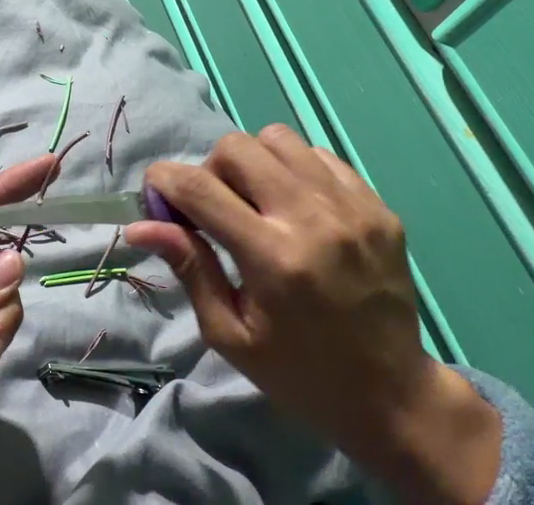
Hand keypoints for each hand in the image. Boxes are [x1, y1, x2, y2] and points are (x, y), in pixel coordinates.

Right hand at [127, 126, 501, 504]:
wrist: (393, 395)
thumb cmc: (298, 373)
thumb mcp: (229, 334)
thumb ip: (189, 267)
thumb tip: (140, 225)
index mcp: (272, 258)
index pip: (199, 188)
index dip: (164, 181)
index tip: (156, 194)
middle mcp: (313, 221)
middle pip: (236, 148)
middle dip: (210, 170)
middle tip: (215, 208)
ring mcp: (352, 209)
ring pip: (278, 139)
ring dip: (253, 163)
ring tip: (258, 202)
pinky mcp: (378, 208)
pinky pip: (320, 156)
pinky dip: (295, 170)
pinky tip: (296, 208)